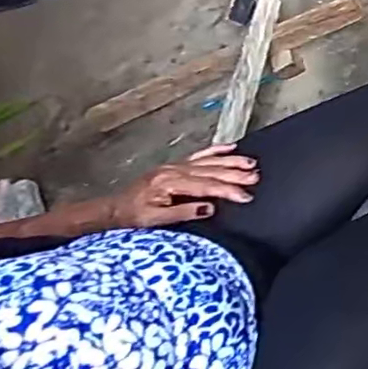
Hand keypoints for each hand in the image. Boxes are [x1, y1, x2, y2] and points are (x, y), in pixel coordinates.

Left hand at [103, 144, 258, 226]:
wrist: (112, 209)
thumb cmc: (132, 216)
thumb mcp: (154, 220)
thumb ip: (183, 212)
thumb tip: (210, 207)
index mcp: (169, 183)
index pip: (207, 185)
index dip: (229, 190)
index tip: (246, 196)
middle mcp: (174, 170)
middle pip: (212, 170)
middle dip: (236, 174)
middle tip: (255, 177)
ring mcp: (175, 166)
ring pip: (209, 160)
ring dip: (232, 161)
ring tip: (252, 163)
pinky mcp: (176, 165)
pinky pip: (200, 155)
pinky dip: (216, 150)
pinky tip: (231, 148)